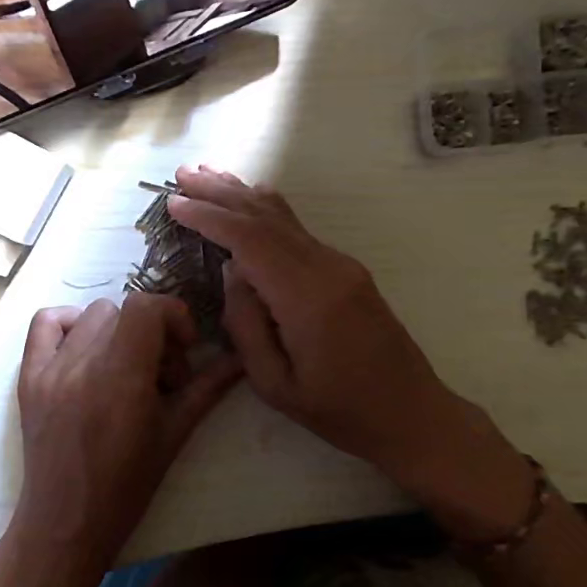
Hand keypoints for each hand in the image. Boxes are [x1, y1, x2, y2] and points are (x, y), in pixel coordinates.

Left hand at [12, 294, 241, 574]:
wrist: (66, 524)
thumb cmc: (128, 487)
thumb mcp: (175, 435)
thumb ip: (208, 389)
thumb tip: (241, 358)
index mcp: (122, 379)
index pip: (146, 306)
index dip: (173, 314)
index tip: (185, 346)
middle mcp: (83, 365)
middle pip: (125, 311)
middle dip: (152, 333)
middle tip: (162, 374)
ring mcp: (51, 369)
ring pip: (92, 315)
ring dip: (118, 332)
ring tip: (126, 368)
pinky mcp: (28, 378)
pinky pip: (45, 323)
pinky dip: (69, 324)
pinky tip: (86, 350)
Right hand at [165, 167, 534, 539]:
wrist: (412, 412)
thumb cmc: (340, 411)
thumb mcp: (275, 385)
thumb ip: (246, 324)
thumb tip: (232, 272)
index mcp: (307, 297)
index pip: (250, 240)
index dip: (210, 216)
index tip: (175, 202)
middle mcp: (327, 267)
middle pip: (267, 217)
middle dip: (222, 193)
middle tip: (183, 173)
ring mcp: (341, 265)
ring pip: (285, 219)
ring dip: (244, 195)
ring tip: (208, 175)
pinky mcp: (347, 271)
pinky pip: (299, 232)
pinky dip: (267, 213)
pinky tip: (251, 200)